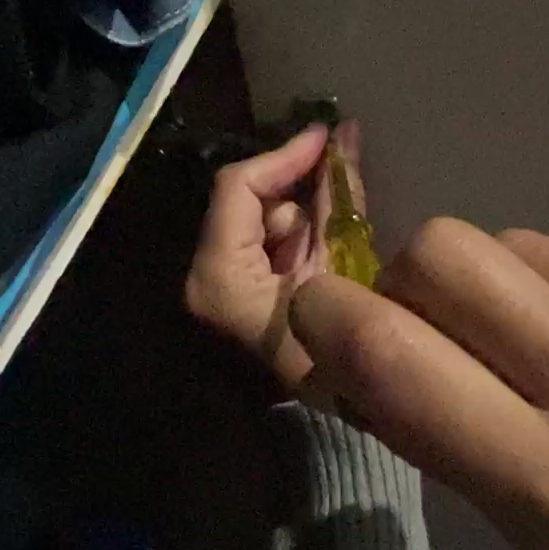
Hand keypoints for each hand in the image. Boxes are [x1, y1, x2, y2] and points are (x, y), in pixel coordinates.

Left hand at [185, 122, 365, 388]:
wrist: (328, 415)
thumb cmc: (337, 347)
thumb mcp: (339, 267)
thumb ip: (337, 199)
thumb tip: (344, 135)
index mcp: (220, 273)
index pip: (239, 187)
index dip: (286, 155)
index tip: (328, 134)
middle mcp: (204, 277)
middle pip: (251, 203)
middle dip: (298, 189)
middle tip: (341, 175)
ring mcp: (215, 289)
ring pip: (260, 224)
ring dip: (300, 219)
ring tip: (338, 235)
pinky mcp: (232, 298)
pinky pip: (264, 248)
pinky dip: (295, 241)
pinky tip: (324, 250)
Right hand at [286, 219, 548, 549]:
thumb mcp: (529, 538)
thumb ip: (441, 438)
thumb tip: (362, 346)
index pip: (400, 362)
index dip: (331, 317)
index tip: (319, 309)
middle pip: (449, 253)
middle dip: (410, 277)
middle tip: (434, 320)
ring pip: (518, 244)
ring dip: (499, 287)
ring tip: (545, 341)